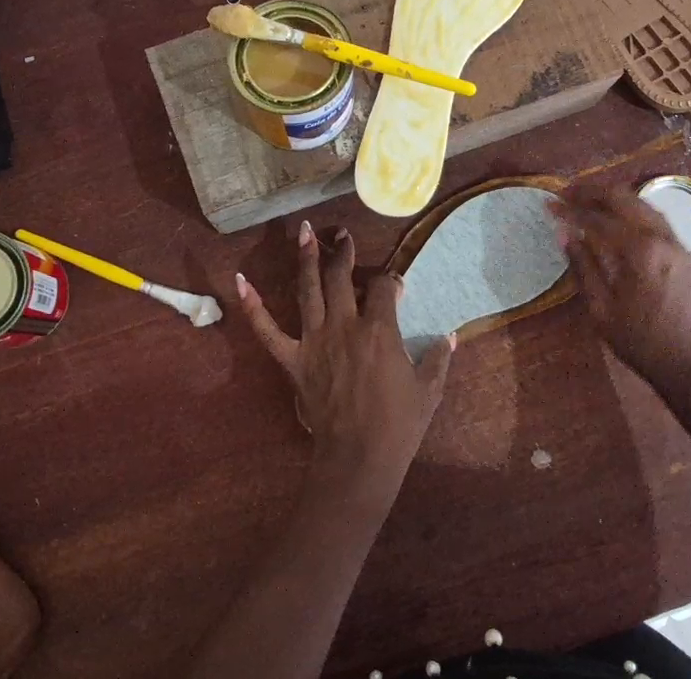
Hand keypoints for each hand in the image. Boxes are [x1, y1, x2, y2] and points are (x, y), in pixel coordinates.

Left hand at [237, 221, 455, 494]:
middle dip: (344, 252)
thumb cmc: (398, 425)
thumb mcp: (428, 390)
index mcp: (380, 330)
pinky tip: (239, 281)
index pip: (383, 288)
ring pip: (307, 290)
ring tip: (304, 231)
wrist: (359, 458)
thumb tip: (451, 335)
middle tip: (344, 235)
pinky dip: (252, 306)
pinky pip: (267, 330)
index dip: (390, 282)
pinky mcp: (293, 360)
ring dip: (306, 258)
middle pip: (341, 277)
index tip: (395, 286)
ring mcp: (314, 340)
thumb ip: (439, 358)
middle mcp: (345, 325)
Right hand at [552, 183, 690, 381]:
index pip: (597, 219)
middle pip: (624, 199)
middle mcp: (661, 238)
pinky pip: (656, 219)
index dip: (570, 210)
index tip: (549, 204)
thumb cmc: (642, 342)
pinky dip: (633, 210)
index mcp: (639, 251)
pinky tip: (618, 218)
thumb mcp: (602, 310)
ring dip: (614, 198)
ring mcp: (678, 244)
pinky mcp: (686, 253)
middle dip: (592, 192)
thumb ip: (583, 267)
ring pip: (643, 204)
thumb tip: (565, 235)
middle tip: (566, 193)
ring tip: (588, 199)